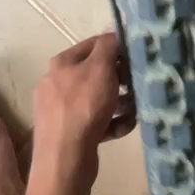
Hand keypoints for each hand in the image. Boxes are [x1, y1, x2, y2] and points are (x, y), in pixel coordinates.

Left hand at [33, 34, 123, 179]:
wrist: (64, 160)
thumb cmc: (83, 107)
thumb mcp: (101, 68)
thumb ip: (109, 46)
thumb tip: (115, 34)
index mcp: (62, 63)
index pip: (94, 45)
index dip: (117, 48)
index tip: (136, 58)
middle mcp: (57, 84)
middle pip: (96, 73)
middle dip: (120, 80)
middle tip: (137, 86)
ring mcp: (60, 110)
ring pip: (97, 99)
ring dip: (120, 102)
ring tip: (136, 110)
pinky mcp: (69, 133)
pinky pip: (95, 121)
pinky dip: (111, 123)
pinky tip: (126, 127)